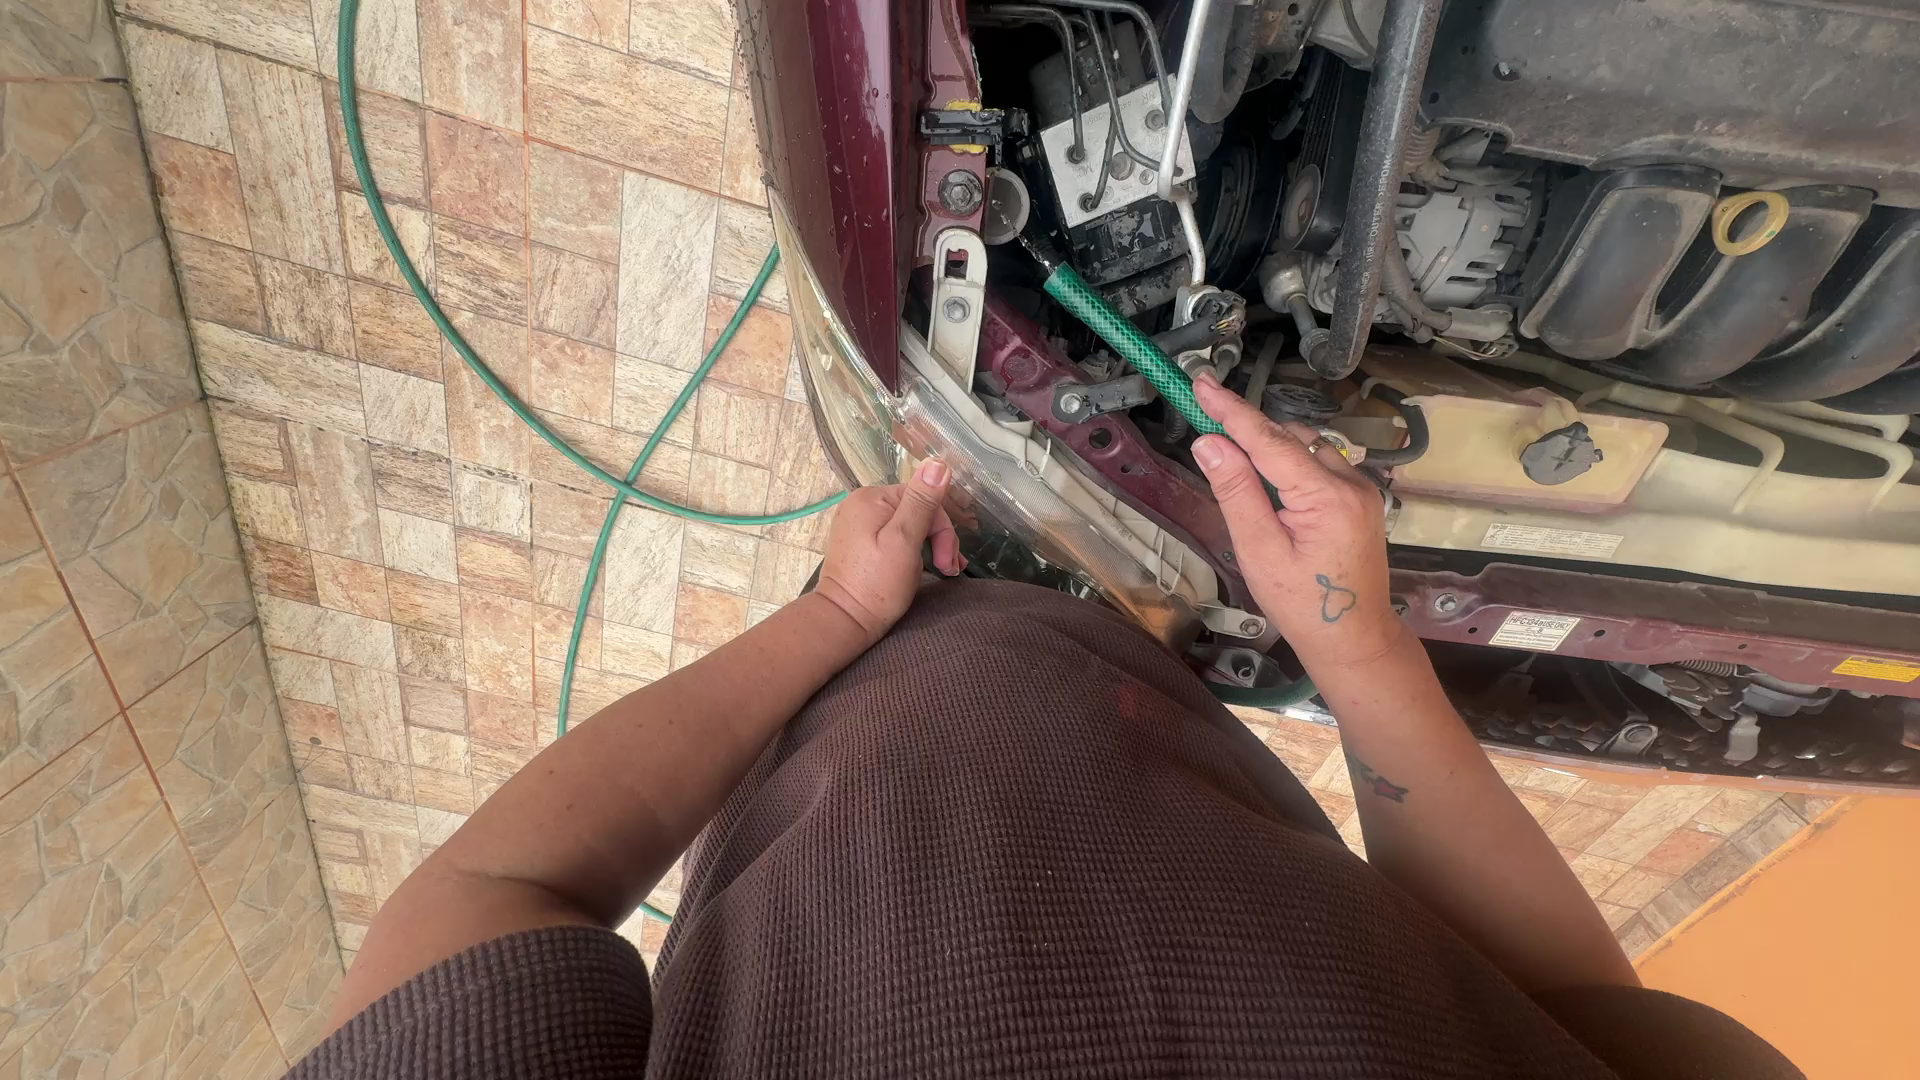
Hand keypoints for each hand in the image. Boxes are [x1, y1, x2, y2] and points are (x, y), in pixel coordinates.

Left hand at [813, 459, 962, 644]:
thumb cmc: (877, 585)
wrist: (844, 622)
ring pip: (908, 524)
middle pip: (917, 510)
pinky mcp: (860, 542)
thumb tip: (939, 462)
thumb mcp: (904, 541)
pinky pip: (894, 536)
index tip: (948, 560)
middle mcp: (862, 504)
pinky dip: (913, 550)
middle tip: (948, 569)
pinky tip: (925, 567)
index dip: (942, 529)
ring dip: (930, 546)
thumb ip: (922, 502)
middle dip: (938, 539)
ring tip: (944, 571)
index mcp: (871, 498)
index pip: (923, 498)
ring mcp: (859, 523)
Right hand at [1189, 373, 1401, 669]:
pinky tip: (1270, 486)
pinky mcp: (1361, 497)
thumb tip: (1209, 443)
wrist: (1352, 637)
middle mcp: (1352, 481)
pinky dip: (1289, 462)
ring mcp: (1362, 488)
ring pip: (1306, 446)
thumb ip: (1235, 492)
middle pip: (1289, 437)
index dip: (1231, 410)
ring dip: (1269, 447)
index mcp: (1326, 496)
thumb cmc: (1300, 602)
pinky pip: (1319, 463)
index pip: (1269, 440)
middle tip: (1207, 434)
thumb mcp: (1258, 550)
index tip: (1202, 383)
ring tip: (1235, 466)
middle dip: (1248, 431)